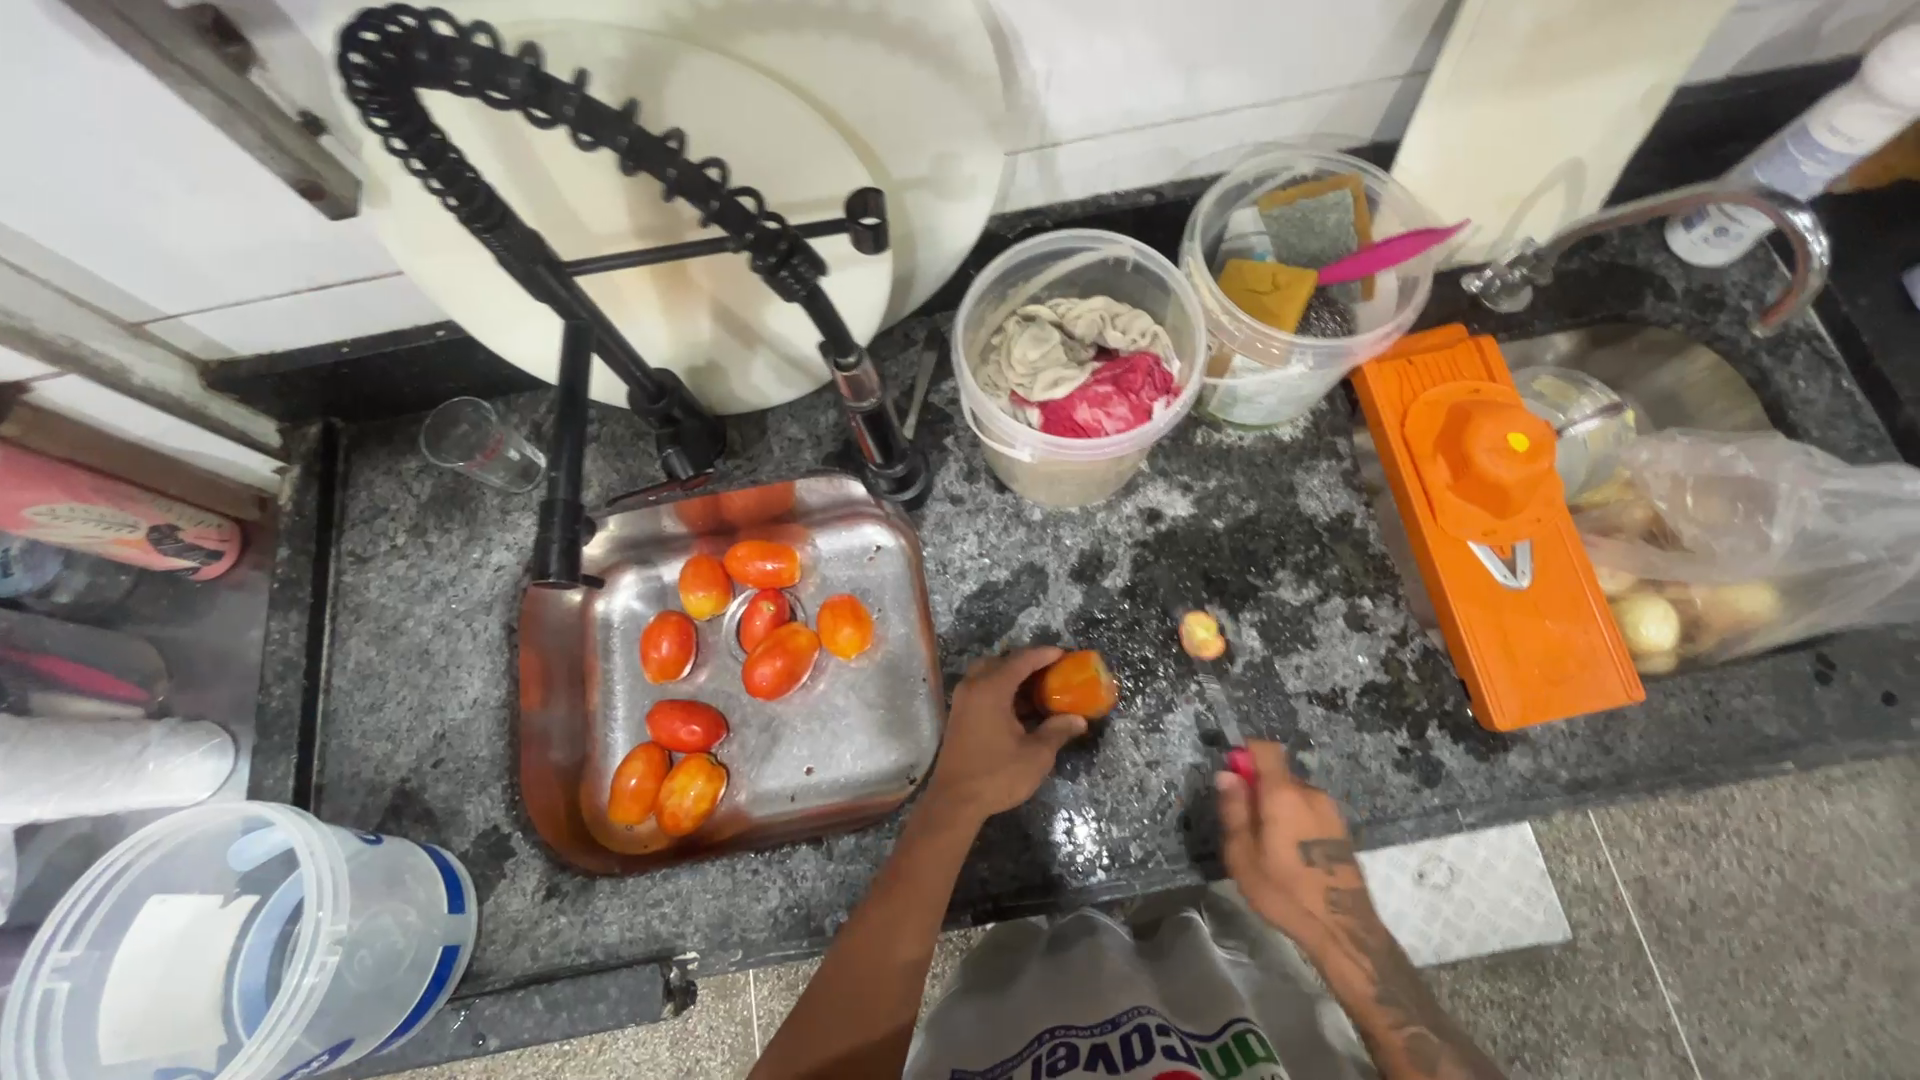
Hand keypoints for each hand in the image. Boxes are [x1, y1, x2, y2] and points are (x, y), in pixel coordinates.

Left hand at [923, 647, 1087, 824]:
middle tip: (1050, 672)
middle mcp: (973, 687)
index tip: (1064, 653)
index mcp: (991, 689)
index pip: (1021, 660)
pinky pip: (982, 690)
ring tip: (1039, 690)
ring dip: (1012, 678)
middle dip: (1026, 663)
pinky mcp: (959, 716)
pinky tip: (1020, 709)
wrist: (954, 801)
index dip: (1044, 654)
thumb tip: (1079, 720)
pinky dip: (1001, 691)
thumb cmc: (997, 775)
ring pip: (988, 676)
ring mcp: (962, 702)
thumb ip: (1057, 731)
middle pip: (1001, 662)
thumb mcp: (1036, 755)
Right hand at [1217, 741, 1377, 947]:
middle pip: (1278, 773)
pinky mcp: (1340, 829)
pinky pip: (1307, 809)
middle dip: (1257, 787)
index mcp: (1284, 794)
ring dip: (1275, 806)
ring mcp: (1330, 810)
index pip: (1266, 749)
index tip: (1230, 775)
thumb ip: (1234, 810)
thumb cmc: (1284, 891)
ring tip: (1265, 844)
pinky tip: (1288, 852)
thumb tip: (1225, 774)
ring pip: (1293, 793)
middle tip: (1242, 823)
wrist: (1342, 928)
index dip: (1244, 752)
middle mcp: (1310, 793)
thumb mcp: (1242, 854)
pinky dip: (1292, 818)